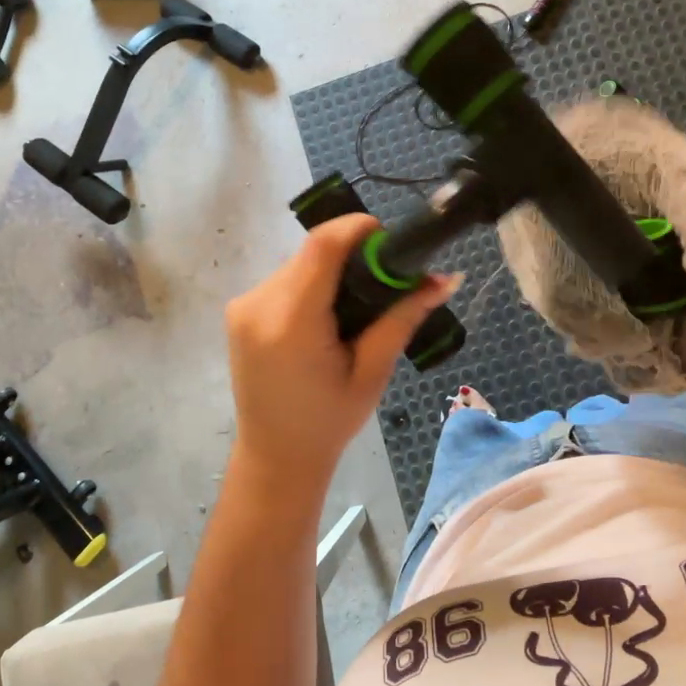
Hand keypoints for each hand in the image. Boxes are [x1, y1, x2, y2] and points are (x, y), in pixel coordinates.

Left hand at [225, 215, 459, 489]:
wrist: (275, 456)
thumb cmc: (329, 420)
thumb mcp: (373, 372)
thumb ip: (403, 317)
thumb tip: (446, 278)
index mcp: (292, 322)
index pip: (323, 245)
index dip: (357, 229)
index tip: (390, 239)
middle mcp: (259, 304)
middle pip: (312, 253)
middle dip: (352, 255)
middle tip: (386, 279)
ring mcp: (243, 305)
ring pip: (299, 263)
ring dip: (331, 271)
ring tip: (358, 305)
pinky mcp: (239, 310)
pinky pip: (284, 280)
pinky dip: (311, 285)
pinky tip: (328, 316)